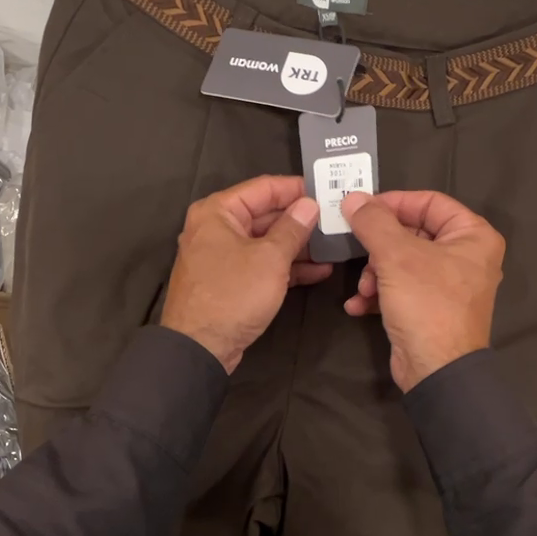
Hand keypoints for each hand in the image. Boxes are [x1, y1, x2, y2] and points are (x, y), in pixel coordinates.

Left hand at [161, 175, 332, 372]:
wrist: (200, 347)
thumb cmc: (233, 294)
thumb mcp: (269, 258)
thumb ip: (293, 229)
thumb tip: (309, 205)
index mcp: (218, 212)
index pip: (263, 188)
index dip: (296, 188)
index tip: (327, 189)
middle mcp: (216, 229)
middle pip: (265, 215)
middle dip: (301, 220)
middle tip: (335, 219)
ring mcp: (222, 257)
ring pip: (266, 243)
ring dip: (299, 246)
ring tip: (334, 245)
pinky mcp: (230, 283)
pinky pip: (262, 266)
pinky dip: (287, 268)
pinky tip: (319, 271)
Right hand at [342, 189, 503, 391]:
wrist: (436, 370)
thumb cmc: (427, 305)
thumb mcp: (397, 256)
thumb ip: (374, 222)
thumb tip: (353, 198)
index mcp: (473, 236)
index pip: (431, 203)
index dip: (394, 202)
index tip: (362, 208)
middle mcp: (466, 257)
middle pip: (413, 235)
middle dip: (379, 248)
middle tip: (358, 252)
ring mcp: (449, 286)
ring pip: (402, 264)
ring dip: (374, 275)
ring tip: (363, 289)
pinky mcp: (431, 310)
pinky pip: (401, 291)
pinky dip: (379, 296)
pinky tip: (358, 306)